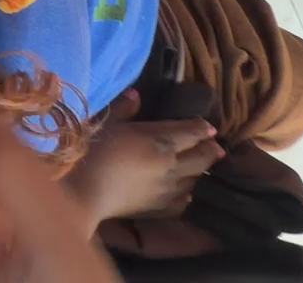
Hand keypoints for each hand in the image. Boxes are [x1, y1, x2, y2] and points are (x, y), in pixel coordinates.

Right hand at [65, 91, 222, 223]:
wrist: (86, 191)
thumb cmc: (91, 150)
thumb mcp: (103, 123)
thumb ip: (122, 108)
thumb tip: (136, 94)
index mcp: (158, 141)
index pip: (189, 132)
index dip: (200, 127)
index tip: (208, 125)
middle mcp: (173, 165)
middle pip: (201, 157)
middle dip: (210, 149)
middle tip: (216, 145)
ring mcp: (171, 189)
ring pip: (195, 178)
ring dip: (200, 169)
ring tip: (200, 164)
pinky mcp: (164, 208)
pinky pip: (185, 199)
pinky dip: (187, 191)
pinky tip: (185, 190)